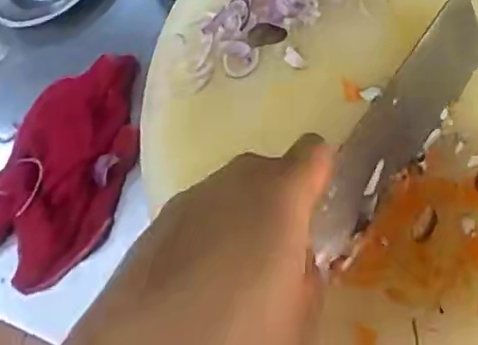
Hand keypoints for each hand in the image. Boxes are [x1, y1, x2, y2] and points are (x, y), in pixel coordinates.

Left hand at [68, 135, 332, 344]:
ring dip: (237, 220)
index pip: (315, 150)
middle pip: (270, 173)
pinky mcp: (157, 219)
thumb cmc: (241, 331)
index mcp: (282, 191)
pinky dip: (202, 237)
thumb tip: (298, 256)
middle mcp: (238, 177)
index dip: (321, 172)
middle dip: (276, 205)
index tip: (318, 206)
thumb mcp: (300, 314)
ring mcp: (194, 194)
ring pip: (230, 194)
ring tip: (230, 277)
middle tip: (274, 257)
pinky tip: (193, 286)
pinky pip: (197, 216)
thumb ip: (308, 271)